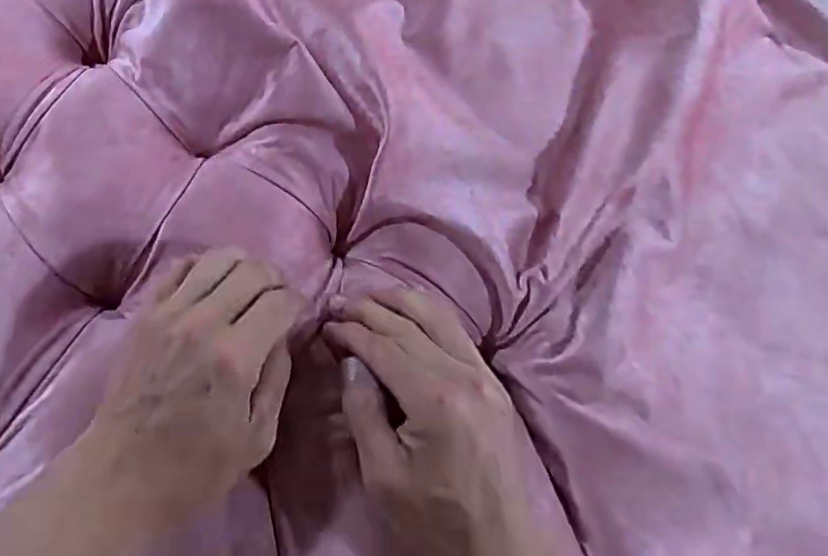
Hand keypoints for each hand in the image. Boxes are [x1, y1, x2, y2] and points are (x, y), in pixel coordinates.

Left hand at [0, 250, 299, 555]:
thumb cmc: (195, 470)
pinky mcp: (145, 312)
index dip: (298, 302)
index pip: (280, 301)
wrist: (121, 479)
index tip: (299, 313)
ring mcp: (169, 313)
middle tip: (277, 298)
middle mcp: (203, 324)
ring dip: (243, 266)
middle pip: (253, 270)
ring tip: (247, 287)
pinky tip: (212, 286)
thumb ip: (277, 376)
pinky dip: (204, 266)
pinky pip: (180, 266)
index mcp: (235, 359)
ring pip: (218, 257)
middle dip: (276, 279)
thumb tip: (282, 334)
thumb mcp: (258, 438)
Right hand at [326, 290, 556, 555]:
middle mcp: (465, 373)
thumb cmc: (436, 520)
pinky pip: (457, 330)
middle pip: (408, 324)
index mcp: (437, 398)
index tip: (325, 323)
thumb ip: (363, 411)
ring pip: (438, 315)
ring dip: (400, 300)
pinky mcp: (494, 381)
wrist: (502, 550)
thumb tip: (352, 360)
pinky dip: (428, 313)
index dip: (351, 331)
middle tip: (338, 301)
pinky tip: (408, 312)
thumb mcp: (384, 477)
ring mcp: (484, 373)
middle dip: (368, 309)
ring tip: (369, 296)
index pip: (384, 346)